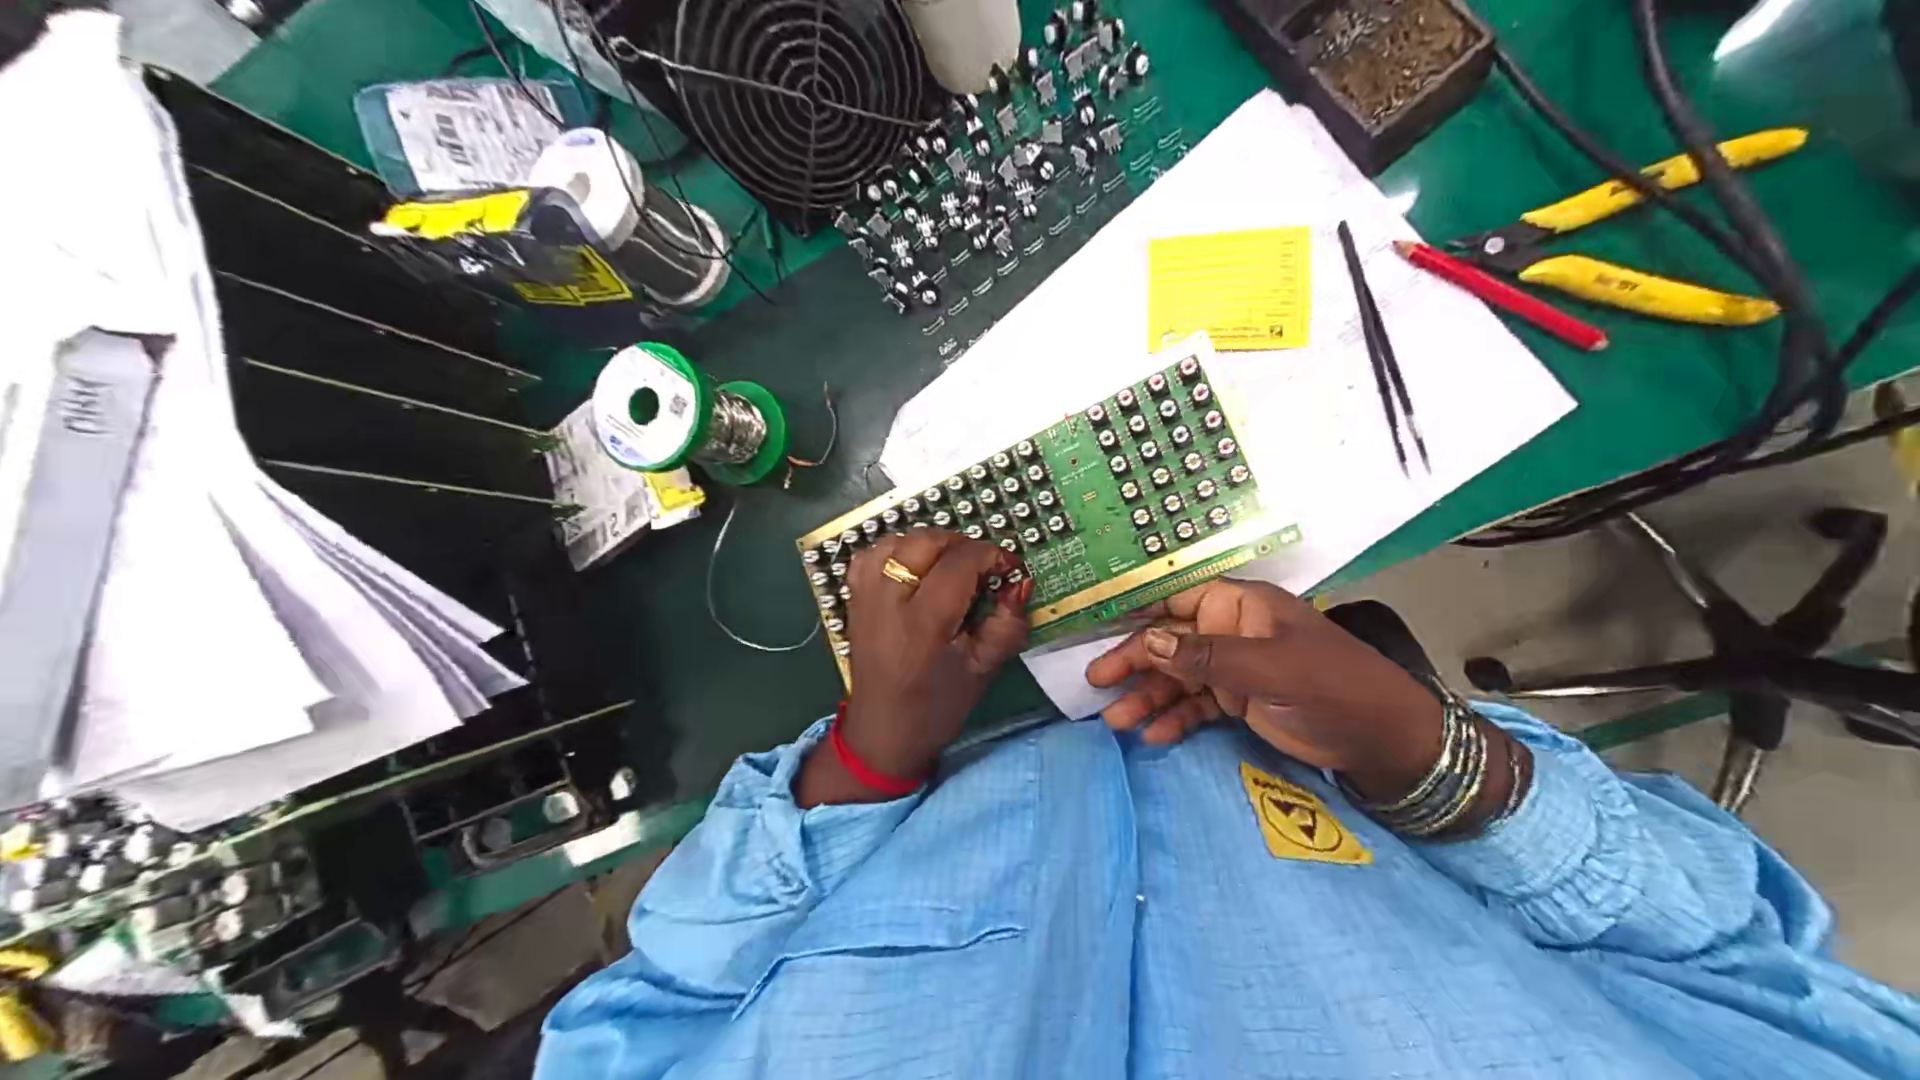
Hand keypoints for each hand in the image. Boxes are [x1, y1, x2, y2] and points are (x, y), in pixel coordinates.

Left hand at [799, 530, 1029, 805]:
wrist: (884, 731)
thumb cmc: (938, 705)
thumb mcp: (985, 668)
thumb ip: (1008, 622)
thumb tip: (1019, 581)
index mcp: (923, 623)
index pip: (959, 563)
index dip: (991, 555)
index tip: (1008, 567)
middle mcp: (887, 601)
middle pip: (925, 542)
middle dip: (961, 545)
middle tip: (980, 566)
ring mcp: (864, 596)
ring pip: (896, 541)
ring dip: (929, 543)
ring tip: (949, 563)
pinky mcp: (853, 598)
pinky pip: (871, 553)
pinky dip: (895, 549)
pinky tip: (913, 567)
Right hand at [1084, 579, 1444, 799]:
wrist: (1385, 742)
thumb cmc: (1333, 686)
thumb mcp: (1270, 668)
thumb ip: (1208, 656)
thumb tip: (1149, 643)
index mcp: (1240, 607)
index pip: (1178, 600)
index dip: (1138, 610)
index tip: (1099, 624)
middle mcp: (1229, 633)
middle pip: (1169, 643)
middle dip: (1134, 663)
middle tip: (1097, 682)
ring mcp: (1232, 669)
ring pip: (1177, 679)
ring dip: (1148, 697)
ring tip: (1117, 720)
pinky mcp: (1237, 702)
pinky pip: (1195, 707)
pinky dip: (1174, 719)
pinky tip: (1154, 735)